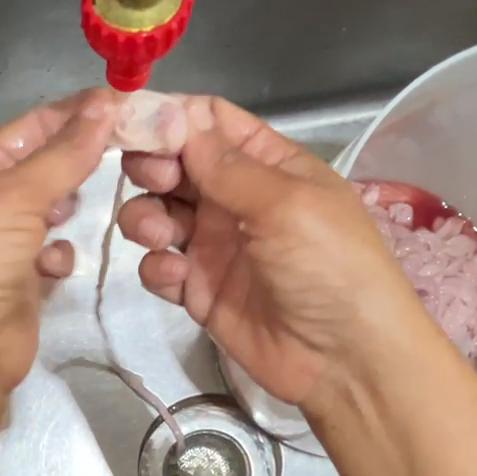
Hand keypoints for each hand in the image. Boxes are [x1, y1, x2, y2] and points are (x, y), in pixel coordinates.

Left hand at [0, 89, 120, 397]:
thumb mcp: (14, 195)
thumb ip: (62, 155)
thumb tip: (105, 107)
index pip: (26, 132)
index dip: (69, 115)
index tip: (119, 103)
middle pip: (40, 172)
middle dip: (75, 163)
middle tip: (125, 151)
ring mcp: (1, 251)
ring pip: (47, 216)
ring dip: (66, 211)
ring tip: (84, 208)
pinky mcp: (20, 288)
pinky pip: (49, 260)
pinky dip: (57, 259)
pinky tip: (56, 266)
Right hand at [117, 97, 421, 408]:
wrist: (341, 358)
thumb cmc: (329, 266)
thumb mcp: (285, 204)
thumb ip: (227, 167)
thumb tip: (178, 119)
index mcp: (267, 165)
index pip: (210, 123)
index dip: (171, 117)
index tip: (135, 123)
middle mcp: (234, 200)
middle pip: (175, 166)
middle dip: (152, 168)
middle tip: (153, 182)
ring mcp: (213, 247)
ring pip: (158, 216)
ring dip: (146, 218)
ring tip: (159, 236)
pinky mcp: (198, 291)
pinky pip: (160, 267)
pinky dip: (156, 267)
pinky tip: (175, 277)